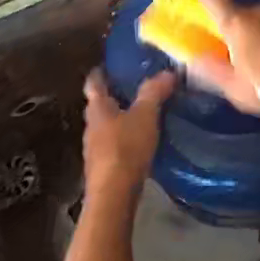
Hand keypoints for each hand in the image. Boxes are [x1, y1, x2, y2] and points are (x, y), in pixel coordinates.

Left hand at [82, 69, 176, 204]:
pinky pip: (113, 147)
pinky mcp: (103, 168)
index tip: (110, 66)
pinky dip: (124, 141)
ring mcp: (94, 149)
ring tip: (141, 116)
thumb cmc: (126, 148)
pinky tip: (139, 144)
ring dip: (119, 121)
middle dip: (113, 98)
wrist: (113, 194)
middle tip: (133, 89)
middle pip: (99, 106)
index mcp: (97, 108)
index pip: (94, 83)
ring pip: (106, 128)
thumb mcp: (145, 115)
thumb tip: (168, 71)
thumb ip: (155, 92)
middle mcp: (91, 126)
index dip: (101, 73)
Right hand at [185, 0, 259, 118]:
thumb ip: (209, 70)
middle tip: (239, 53)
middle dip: (235, 28)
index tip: (196, 0)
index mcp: (236, 24)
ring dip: (257, 30)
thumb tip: (193, 59)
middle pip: (237, 12)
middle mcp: (258, 10)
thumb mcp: (234, 89)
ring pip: (259, 16)